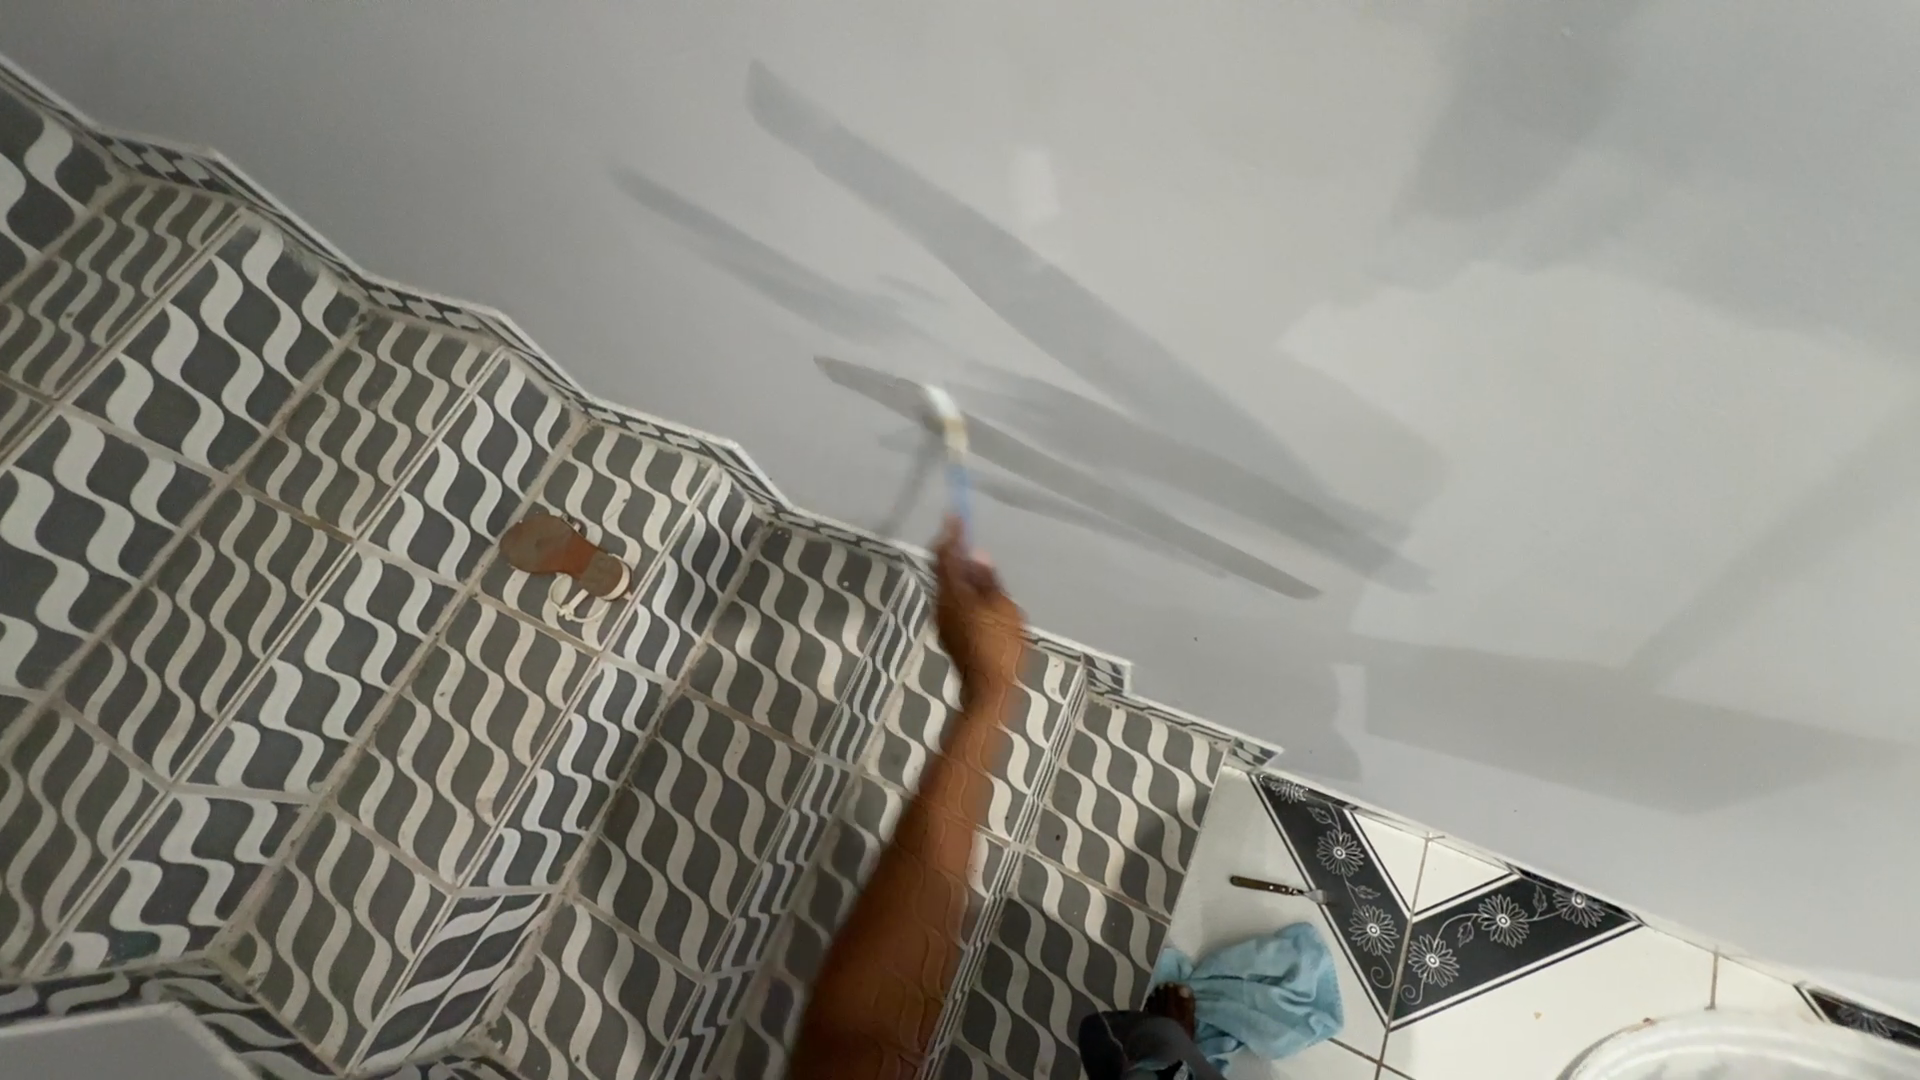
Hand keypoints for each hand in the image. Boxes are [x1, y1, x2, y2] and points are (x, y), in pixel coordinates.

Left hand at [933, 517, 1024, 706]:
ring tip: (972, 558)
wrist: (988, 691)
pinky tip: (974, 589)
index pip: (946, 555)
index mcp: (954, 594)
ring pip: (945, 585)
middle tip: (963, 533)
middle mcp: (941, 604)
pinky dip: (959, 586)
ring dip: (956, 569)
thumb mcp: (1004, 610)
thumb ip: (988, 581)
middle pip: (941, 569)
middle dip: (951, 549)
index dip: (951, 533)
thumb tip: (976, 555)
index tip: (954, 515)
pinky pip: (951, 599)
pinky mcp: (948, 632)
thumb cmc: (1001, 648)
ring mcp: (942, 620)